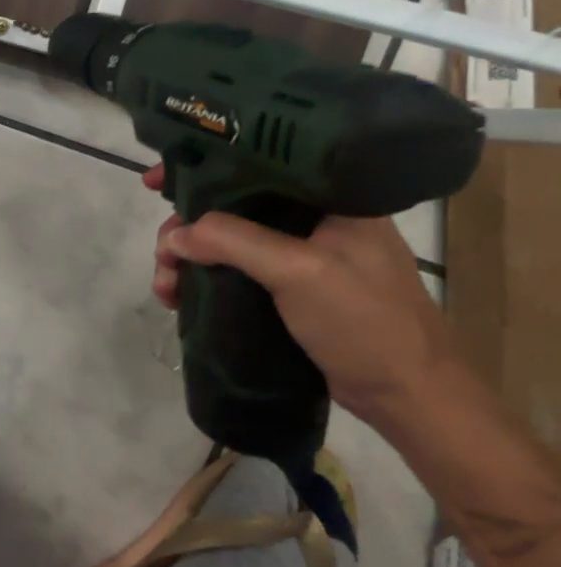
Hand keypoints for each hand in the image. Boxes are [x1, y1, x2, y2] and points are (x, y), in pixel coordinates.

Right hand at [143, 164, 455, 423]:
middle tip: (161, 254)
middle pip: (231, 207)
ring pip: (226, 241)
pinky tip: (180, 297)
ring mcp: (305, 258)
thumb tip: (174, 237)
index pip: (256, 167)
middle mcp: (317, 223)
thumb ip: (232, 241)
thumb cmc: (366, 323)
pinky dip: (202, 279)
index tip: (155, 182)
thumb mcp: (298, 272)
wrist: (410, 399)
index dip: (201, 169)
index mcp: (333, 203)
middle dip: (185, 228)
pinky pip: (234, 270)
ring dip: (187, 259)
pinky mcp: (292, 289)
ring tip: (166, 287)